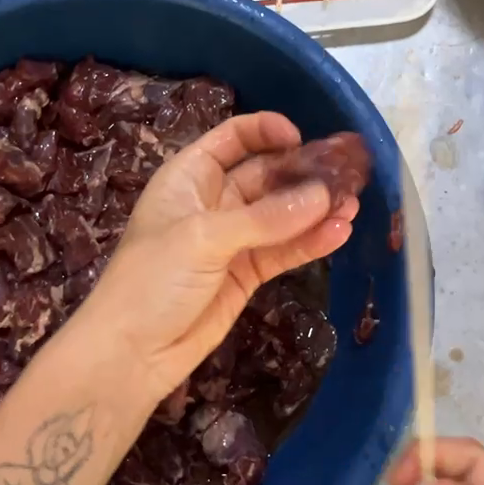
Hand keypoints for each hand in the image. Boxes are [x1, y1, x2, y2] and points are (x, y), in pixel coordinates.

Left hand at [66, 112, 357, 407]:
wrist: (131, 353)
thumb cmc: (153, 279)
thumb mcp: (203, 238)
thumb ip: (264, 218)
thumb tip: (323, 197)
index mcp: (189, 177)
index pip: (231, 139)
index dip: (265, 131)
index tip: (301, 137)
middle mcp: (213, 201)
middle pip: (265, 174)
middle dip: (303, 173)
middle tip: (348, 172)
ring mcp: (232, 239)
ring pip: (281, 215)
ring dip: (314, 209)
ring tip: (352, 205)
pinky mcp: (247, 274)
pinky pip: (283, 250)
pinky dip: (310, 242)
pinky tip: (339, 233)